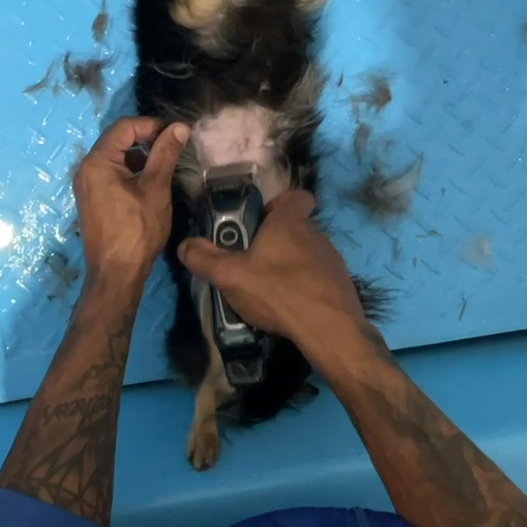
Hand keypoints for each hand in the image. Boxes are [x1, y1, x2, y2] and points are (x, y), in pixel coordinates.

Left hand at [73, 117, 189, 287]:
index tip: (177, 132)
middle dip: (146, 138)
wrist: (116, 273)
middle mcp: (86, 168)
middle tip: (174, 144)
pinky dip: (131, 170)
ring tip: (166, 161)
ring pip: (115, 157)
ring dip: (140, 155)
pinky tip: (151, 180)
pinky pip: (111, 174)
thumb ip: (165, 154)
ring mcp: (87, 185)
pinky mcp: (93, 199)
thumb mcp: (155, 188)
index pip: (124, 127)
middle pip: (117, 140)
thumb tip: (179, 127)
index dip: (152, 125)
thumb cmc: (137, 230)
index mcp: (97, 161)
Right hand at [178, 191, 374, 363]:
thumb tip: (184, 245)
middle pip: (297, 227)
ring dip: (291, 265)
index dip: (280, 204)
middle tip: (253, 261)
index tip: (262, 221)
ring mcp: (333, 260)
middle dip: (277, 240)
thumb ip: (203, 259)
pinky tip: (291, 307)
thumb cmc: (278, 291)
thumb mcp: (230, 276)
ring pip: (308, 253)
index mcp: (289, 223)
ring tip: (271, 289)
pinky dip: (306, 286)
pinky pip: (320, 277)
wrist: (329, 330)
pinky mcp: (342, 285)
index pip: (297, 196)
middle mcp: (316, 234)